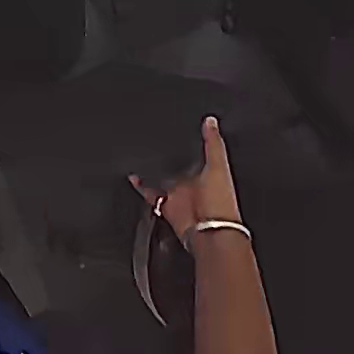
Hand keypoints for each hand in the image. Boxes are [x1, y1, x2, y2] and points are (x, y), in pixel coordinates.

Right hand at [131, 116, 241, 246]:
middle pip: (178, 164)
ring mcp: (179, 192)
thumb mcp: (219, 166)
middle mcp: (193, 181)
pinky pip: (150, 192)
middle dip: (168, 153)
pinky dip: (141, 185)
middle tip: (154, 136)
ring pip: (162, 176)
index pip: (198, 151)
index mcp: (208, 171)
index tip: (181, 126)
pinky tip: (133, 175)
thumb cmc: (220, 202)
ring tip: (140, 152)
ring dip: (152, 167)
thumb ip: (214, 143)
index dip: (191, 140)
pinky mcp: (166, 204)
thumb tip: (212, 121)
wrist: (209, 232)